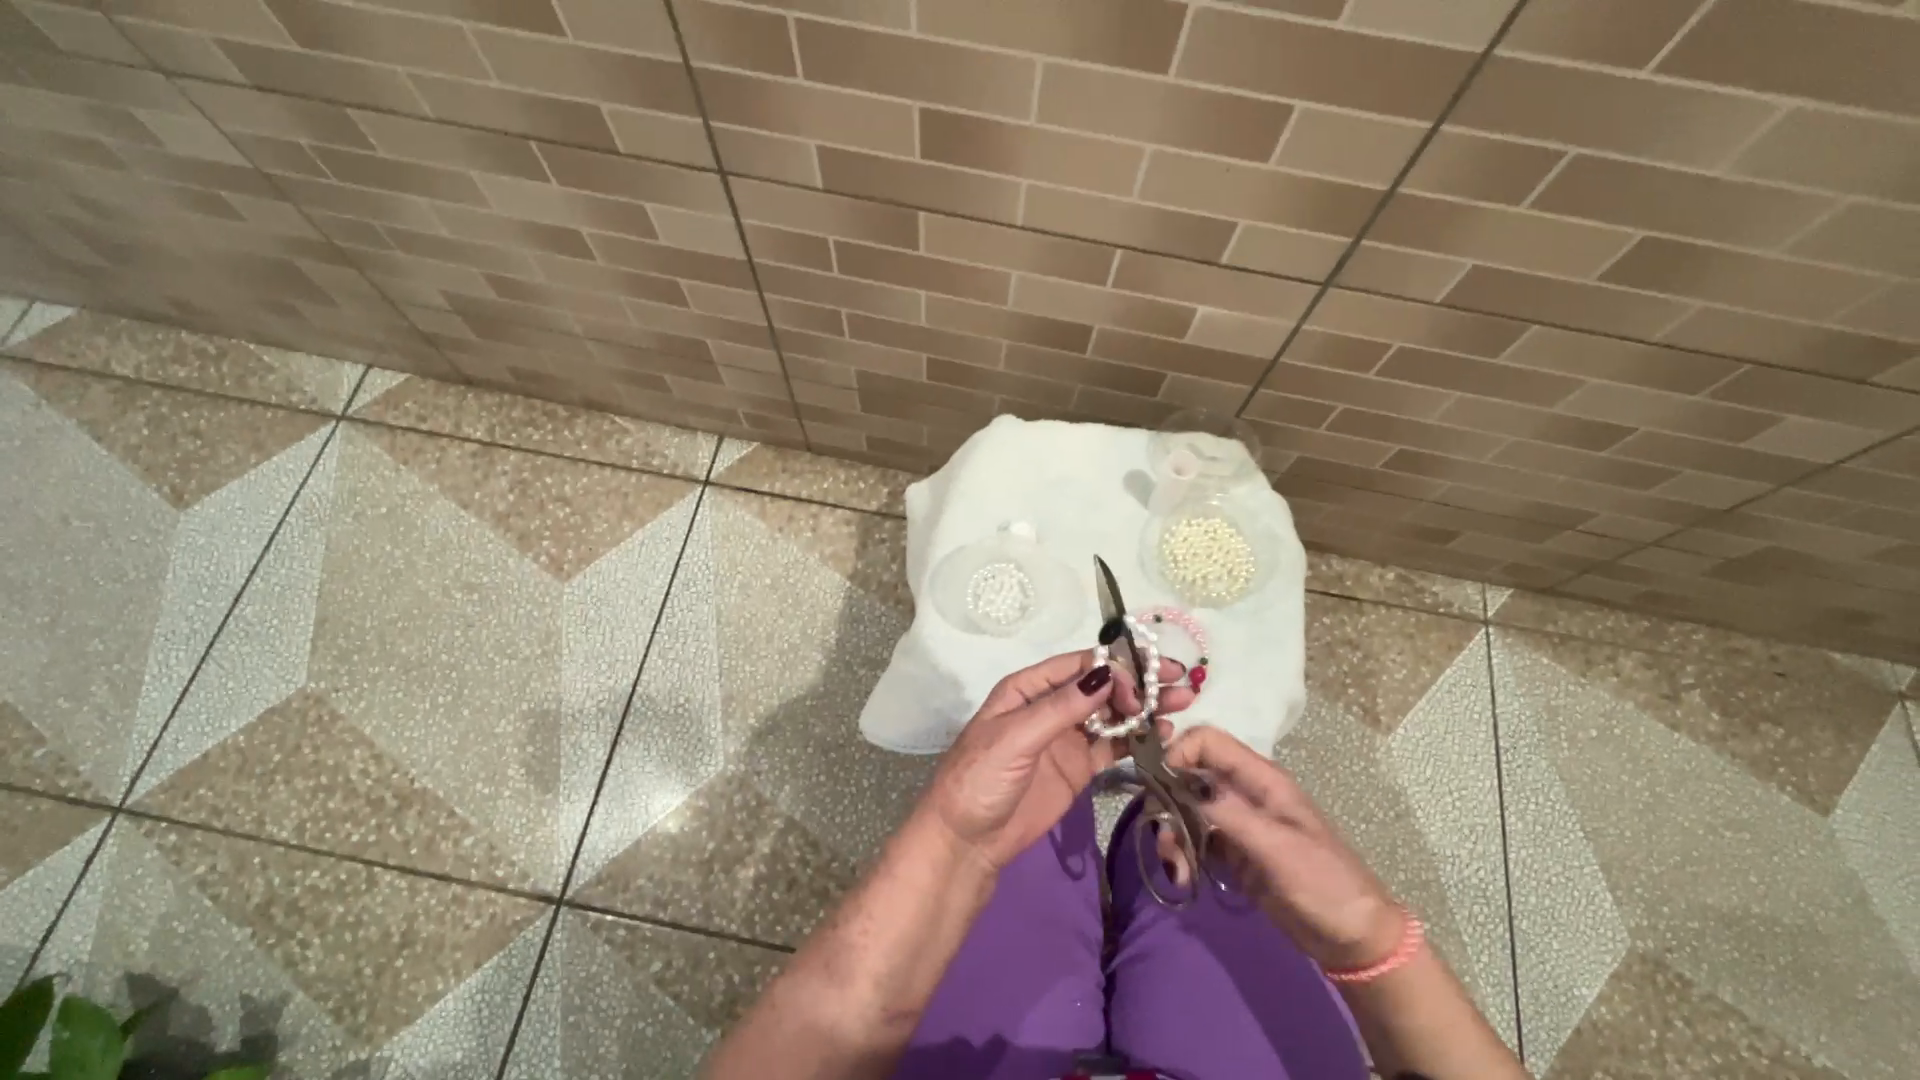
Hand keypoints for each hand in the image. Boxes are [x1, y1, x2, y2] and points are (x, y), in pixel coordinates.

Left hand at [917, 650, 1194, 870]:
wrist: (967, 840)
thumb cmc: (980, 779)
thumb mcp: (1015, 737)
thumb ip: (1061, 708)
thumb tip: (1106, 675)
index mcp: (1027, 690)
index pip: (1077, 666)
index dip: (1114, 666)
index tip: (1149, 674)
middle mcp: (1050, 707)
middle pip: (1100, 687)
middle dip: (1138, 683)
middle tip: (1180, 683)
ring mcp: (1066, 738)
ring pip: (1112, 715)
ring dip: (1143, 708)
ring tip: (1180, 705)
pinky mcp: (1078, 768)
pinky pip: (1112, 747)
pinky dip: (1137, 739)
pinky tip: (1161, 734)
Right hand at [1166, 727, 1402, 969]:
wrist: (1353, 937)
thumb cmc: (1323, 882)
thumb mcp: (1276, 845)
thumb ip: (1227, 813)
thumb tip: (1180, 788)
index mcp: (1261, 779)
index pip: (1208, 742)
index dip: (1178, 752)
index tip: (1157, 784)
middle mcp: (1245, 793)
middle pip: (1189, 776)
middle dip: (1167, 801)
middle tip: (1162, 836)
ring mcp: (1238, 824)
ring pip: (1186, 810)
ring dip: (1172, 833)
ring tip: (1175, 867)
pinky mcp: (1233, 853)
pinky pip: (1195, 841)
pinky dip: (1183, 854)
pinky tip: (1183, 877)